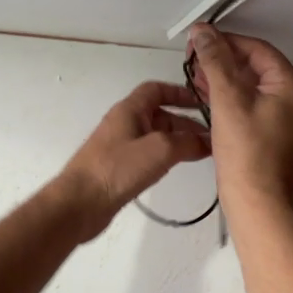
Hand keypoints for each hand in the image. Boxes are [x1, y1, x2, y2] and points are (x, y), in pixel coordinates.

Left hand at [55, 81, 211, 240]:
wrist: (80, 203)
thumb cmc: (118, 169)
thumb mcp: (159, 149)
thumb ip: (186, 142)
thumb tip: (207, 140)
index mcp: (129, 110)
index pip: (156, 89)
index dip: (180, 93)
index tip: (203, 103)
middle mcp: (124, 123)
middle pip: (160, 114)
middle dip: (186, 123)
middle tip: (212, 137)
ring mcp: (120, 146)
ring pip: (156, 136)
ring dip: (178, 141)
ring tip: (203, 154)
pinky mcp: (119, 168)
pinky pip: (148, 154)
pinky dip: (166, 156)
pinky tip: (177, 167)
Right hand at [187, 24, 292, 207]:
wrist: (256, 201)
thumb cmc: (245, 150)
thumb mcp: (227, 98)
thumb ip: (215, 60)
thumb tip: (203, 31)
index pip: (257, 49)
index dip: (226, 41)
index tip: (198, 39)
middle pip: (255, 66)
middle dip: (222, 59)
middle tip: (193, 58)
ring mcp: (286, 117)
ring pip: (252, 85)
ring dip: (223, 77)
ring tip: (195, 74)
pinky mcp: (273, 132)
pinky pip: (252, 103)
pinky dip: (230, 96)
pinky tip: (207, 95)